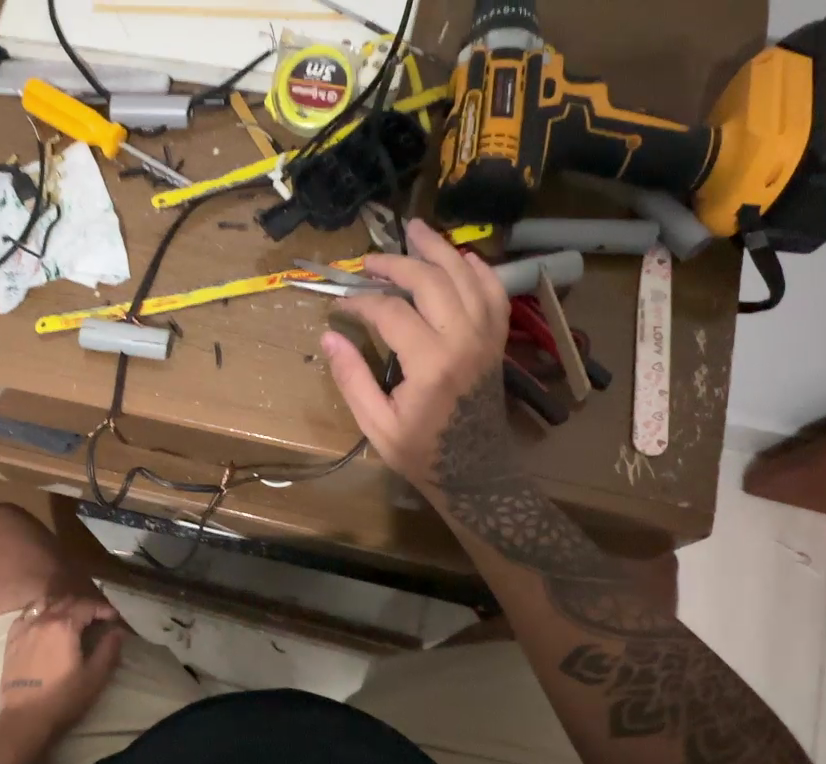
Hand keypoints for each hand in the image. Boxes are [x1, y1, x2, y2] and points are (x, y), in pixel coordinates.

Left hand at [0, 596, 126, 742]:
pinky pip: (27, 614)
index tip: (113, 617)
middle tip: (96, 618)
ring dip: (61, 604)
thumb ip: (108, 650)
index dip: (103, 608)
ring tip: (70, 616)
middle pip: (66, 601)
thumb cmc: (63, 699)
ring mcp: (24, 628)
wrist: (25, 717)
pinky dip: (40, 612)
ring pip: (44, 603)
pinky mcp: (12, 639)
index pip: (86, 606)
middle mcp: (43, 620)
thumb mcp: (94, 677)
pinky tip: (45, 622)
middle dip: (84, 605)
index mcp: (64, 626)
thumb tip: (117, 631)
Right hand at [320, 218, 512, 492]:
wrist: (474, 470)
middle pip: (430, 281)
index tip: (340, 304)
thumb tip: (330, 337)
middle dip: (396, 265)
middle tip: (369, 261)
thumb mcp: (376, 425)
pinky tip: (459, 258)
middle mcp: (462, 340)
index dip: (361, 301)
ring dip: (438, 250)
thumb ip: (353, 379)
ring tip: (415, 230)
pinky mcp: (496, 339)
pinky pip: (493, 292)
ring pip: (465, 276)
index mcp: (430, 364)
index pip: (391, 312)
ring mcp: (485, 337)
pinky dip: (477, 270)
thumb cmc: (420, 452)